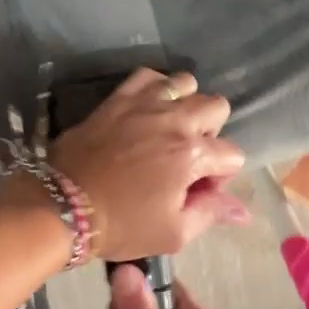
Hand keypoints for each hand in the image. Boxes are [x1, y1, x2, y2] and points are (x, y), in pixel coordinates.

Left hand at [50, 68, 247, 259]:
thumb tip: (244, 210)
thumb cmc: (122, 224)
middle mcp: (173, 120)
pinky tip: (149, 108)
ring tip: (170, 127)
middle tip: (190, 154)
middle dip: (212, 130)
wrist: (64, 204)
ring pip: (185, 82)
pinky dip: (156, 87)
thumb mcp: (173, 232)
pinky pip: (147, 75)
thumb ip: (210, 213)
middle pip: (216, 105)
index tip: (201, 188)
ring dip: (186, 102)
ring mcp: (144, 103)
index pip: (232, 154)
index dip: (222, 174)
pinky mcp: (118, 98)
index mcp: (191, 154)